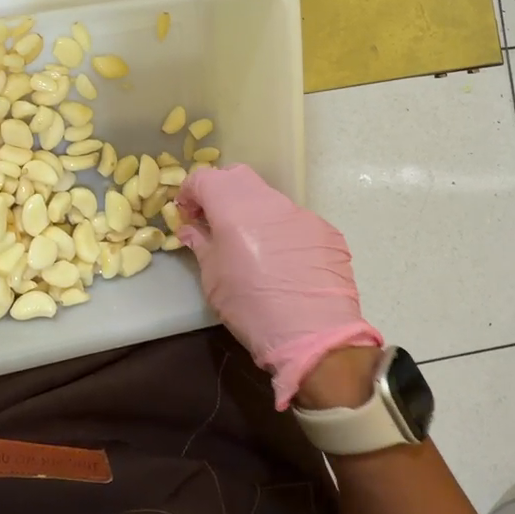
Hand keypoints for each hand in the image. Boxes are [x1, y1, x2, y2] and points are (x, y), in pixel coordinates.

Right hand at [175, 165, 380, 409]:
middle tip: (214, 222)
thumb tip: (191, 229)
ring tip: (250, 246)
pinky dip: (281, 232)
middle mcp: (269, 202)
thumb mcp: (212, 277)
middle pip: (238, 178)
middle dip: (221, 193)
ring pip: (269, 200)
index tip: (186, 215)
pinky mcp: (327, 233)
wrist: (313, 335)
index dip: (189, 192)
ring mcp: (302, 215)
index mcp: (234, 208)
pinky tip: (282, 263)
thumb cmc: (250, 305)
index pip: (204, 178)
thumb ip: (200, 244)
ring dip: (252, 213)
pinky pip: (295, 222)